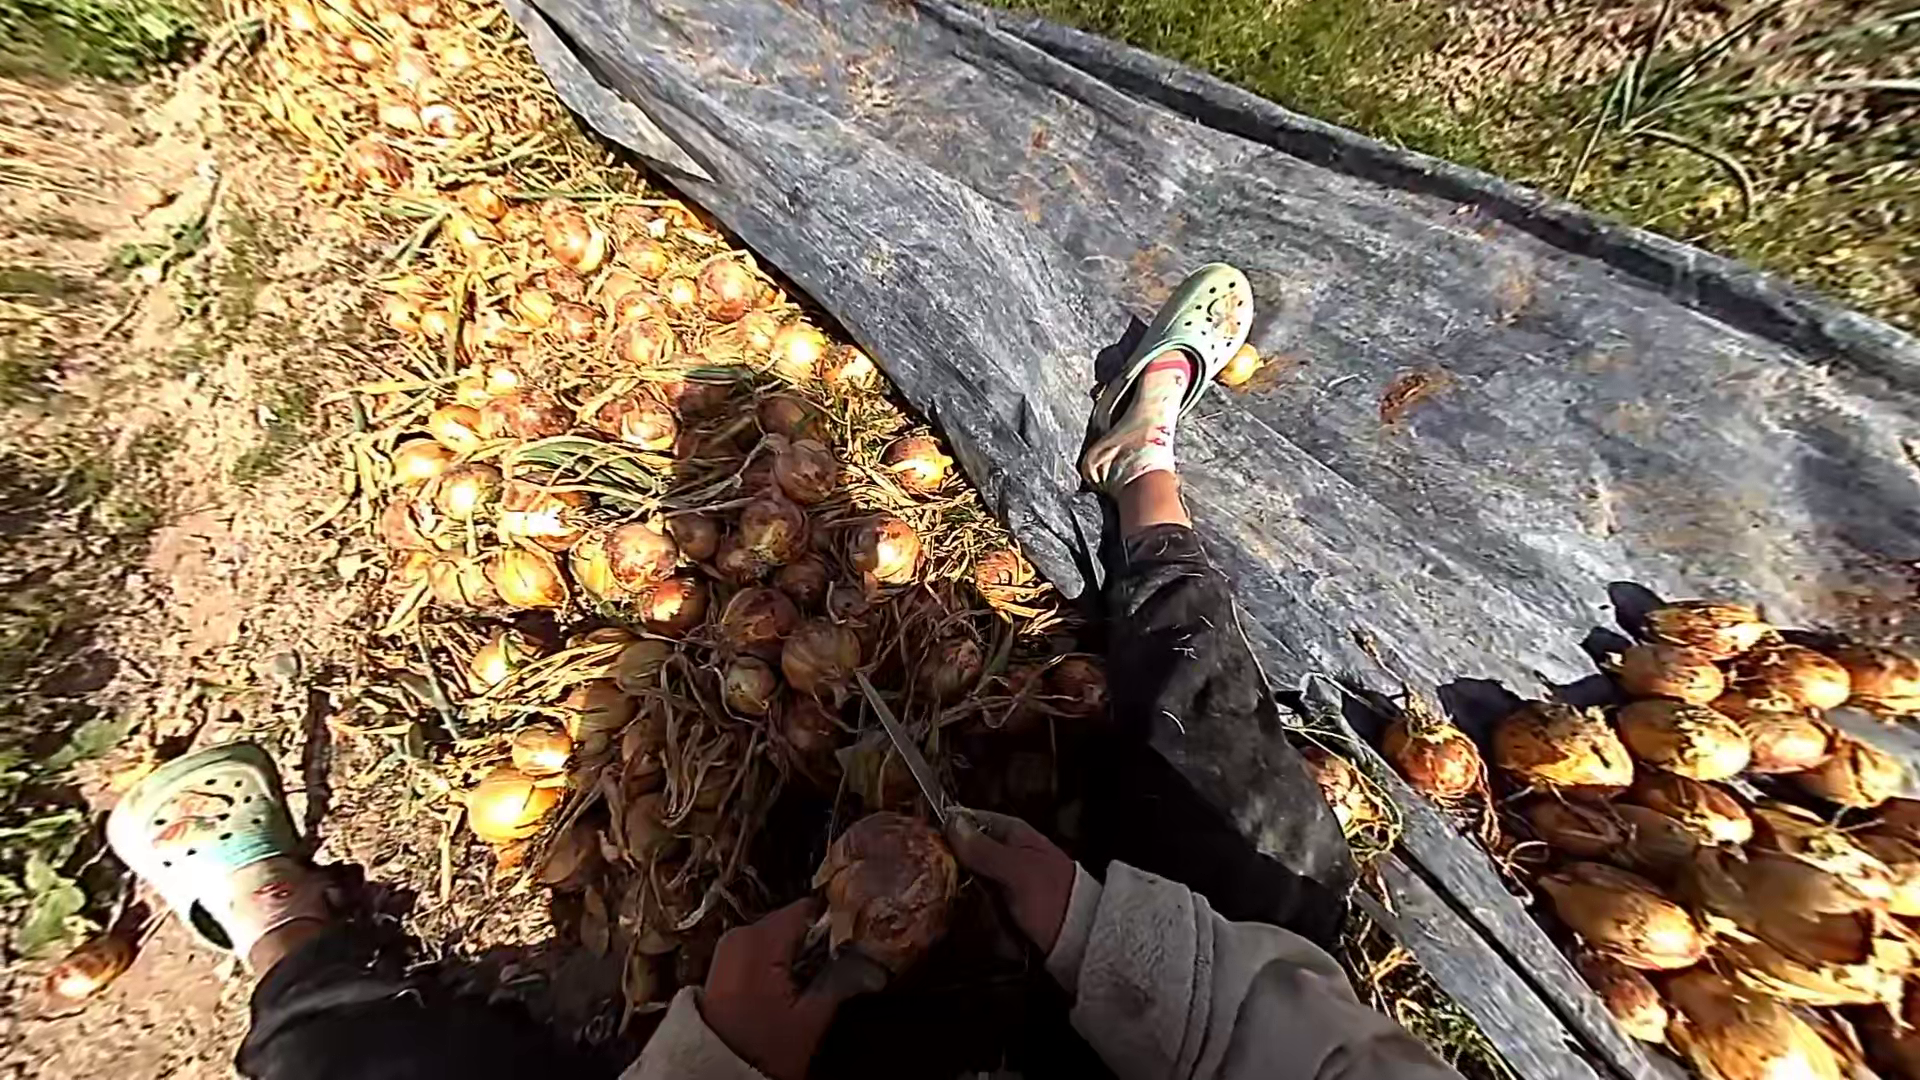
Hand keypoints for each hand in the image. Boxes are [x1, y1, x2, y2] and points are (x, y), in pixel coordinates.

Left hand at [700, 898, 876, 1079]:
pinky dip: (776, 958)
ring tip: (807, 983)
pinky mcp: (723, 961)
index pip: (809, 909)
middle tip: (830, 970)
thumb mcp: (809, 1021)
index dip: (833, 924)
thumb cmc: (761, 1053)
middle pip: (793, 919)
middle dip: (813, 941)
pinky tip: (784, 987)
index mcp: (761, 938)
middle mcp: (742, 931)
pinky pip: (761, 945)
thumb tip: (870, 960)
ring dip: (795, 951)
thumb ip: (840, 980)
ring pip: (778, 932)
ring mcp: (729, 946)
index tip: (848, 946)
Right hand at [945, 810, 1075, 952]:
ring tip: (983, 916)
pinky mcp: (1010, 911)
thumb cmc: (1052, 898)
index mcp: (1013, 833)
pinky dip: (985, 922)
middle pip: (967, 857)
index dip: (951, 831)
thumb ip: (982, 848)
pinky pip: (984, 911)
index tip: (930, 844)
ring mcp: (1009, 884)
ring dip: (974, 904)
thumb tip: (951, 821)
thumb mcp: (1014, 870)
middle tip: (957, 890)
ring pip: (973, 887)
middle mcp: (1009, 854)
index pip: (971, 820)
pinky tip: (991, 930)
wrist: (1085, 944)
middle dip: (961, 876)